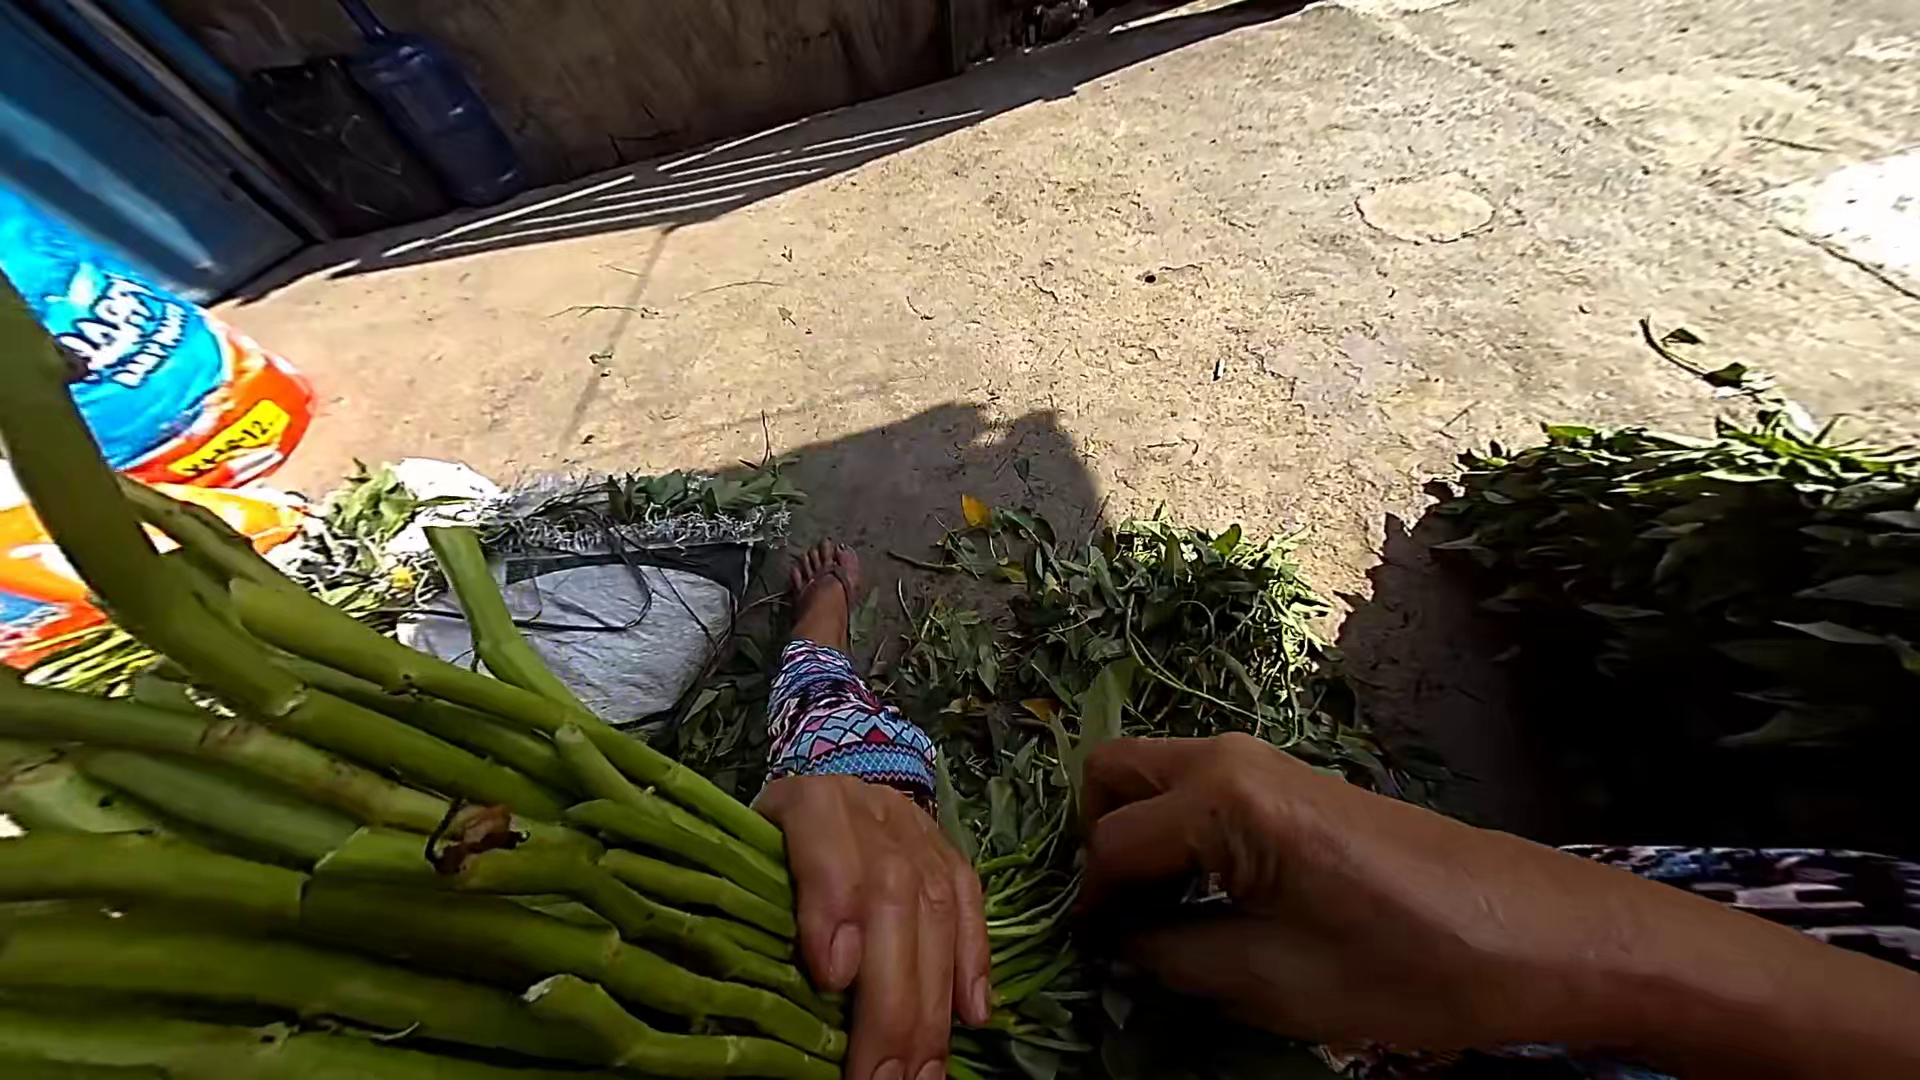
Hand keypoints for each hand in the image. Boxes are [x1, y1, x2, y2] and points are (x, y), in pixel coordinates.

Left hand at [759, 775, 990, 1079]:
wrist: (830, 784)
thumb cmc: (779, 837)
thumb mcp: (751, 857)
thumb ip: (761, 906)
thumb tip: (781, 996)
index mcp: (810, 802)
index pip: (826, 844)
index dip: (833, 904)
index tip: (834, 979)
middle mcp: (870, 809)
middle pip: (892, 891)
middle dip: (891, 995)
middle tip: (883, 1079)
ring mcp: (916, 827)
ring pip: (937, 904)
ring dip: (934, 997)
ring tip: (923, 1075)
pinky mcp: (947, 848)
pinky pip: (970, 898)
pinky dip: (974, 957)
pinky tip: (972, 1014)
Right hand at [1079, 734, 1919, 1077]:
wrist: (1530, 924)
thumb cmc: (1408, 961)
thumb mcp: (1278, 981)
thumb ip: (1173, 956)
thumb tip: (1115, 939)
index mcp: (1221, 799)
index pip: (1114, 841)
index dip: (1091, 896)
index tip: (1088, 942)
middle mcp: (1219, 755)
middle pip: (1110, 771)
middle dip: (1094, 834)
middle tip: (1117, 904)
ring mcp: (1244, 753)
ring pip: (1144, 769)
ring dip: (1130, 825)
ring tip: (1154, 899)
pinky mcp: (1267, 768)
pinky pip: (1183, 779)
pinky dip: (1167, 820)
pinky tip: (1198, 879)